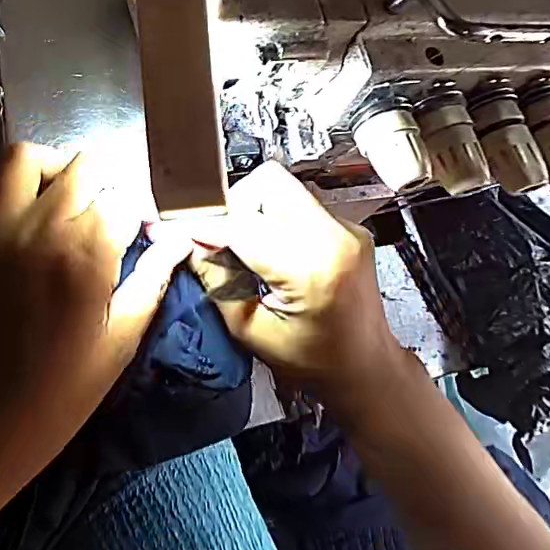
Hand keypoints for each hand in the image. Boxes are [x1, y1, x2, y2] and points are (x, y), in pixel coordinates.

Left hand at [0, 144, 188, 549]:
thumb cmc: (58, 392)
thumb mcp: (121, 340)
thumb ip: (152, 278)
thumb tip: (178, 239)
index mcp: (88, 250)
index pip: (127, 201)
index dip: (140, 217)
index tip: (141, 237)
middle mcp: (40, 222)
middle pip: (85, 166)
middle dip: (106, 186)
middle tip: (108, 218)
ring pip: (27, 156)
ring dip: (53, 169)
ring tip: (63, 200)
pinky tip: (15, 215)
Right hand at [162, 161, 405, 407]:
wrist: (366, 366)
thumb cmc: (317, 360)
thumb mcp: (253, 332)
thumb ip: (218, 283)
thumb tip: (193, 244)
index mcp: (311, 270)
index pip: (243, 224)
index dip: (206, 224)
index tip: (184, 228)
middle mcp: (334, 238)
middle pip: (268, 183)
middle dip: (235, 205)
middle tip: (221, 236)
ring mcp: (345, 229)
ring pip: (284, 188)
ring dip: (256, 209)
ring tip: (249, 248)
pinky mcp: (348, 227)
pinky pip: (301, 204)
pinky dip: (278, 219)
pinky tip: (275, 252)